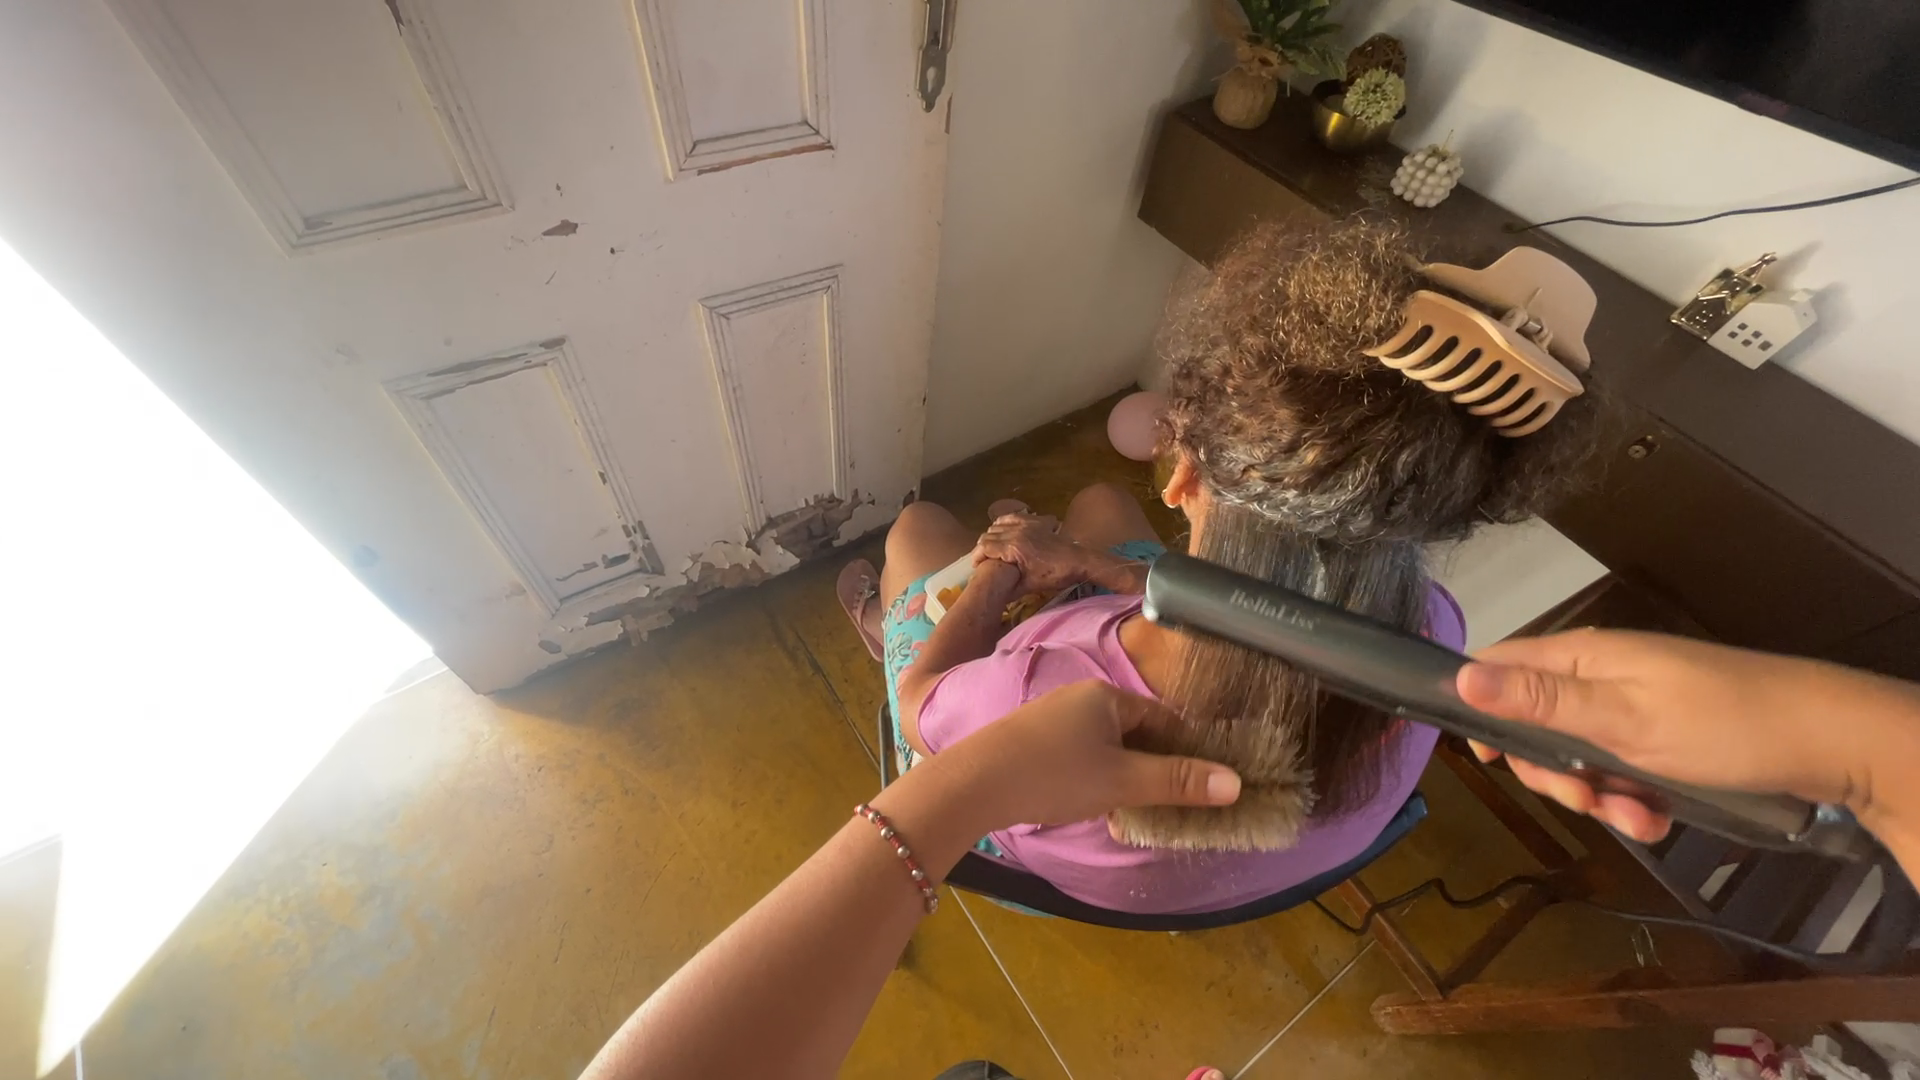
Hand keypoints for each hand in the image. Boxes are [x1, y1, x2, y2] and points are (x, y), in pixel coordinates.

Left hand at [917, 681, 1241, 834]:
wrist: (976, 782)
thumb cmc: (1056, 774)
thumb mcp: (1122, 780)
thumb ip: (1177, 781)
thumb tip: (1237, 782)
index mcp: (1106, 696)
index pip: (1162, 718)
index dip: (1186, 749)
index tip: (1203, 782)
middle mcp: (1080, 697)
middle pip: (1134, 730)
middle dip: (1155, 764)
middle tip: (1172, 801)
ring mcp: (1053, 717)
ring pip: (1106, 744)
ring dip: (1125, 773)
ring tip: (1136, 807)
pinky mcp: (1034, 740)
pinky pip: (1081, 753)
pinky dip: (1096, 774)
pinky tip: (1094, 802)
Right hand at [972, 513, 1101, 594]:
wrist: (1079, 561)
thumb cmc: (1055, 575)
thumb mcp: (1029, 586)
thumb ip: (1007, 589)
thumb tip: (992, 596)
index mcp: (1012, 547)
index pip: (983, 547)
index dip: (976, 557)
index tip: (976, 567)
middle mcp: (1015, 531)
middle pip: (987, 535)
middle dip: (982, 548)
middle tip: (985, 562)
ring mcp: (1025, 524)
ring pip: (997, 525)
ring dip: (992, 536)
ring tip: (995, 549)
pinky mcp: (1034, 521)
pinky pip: (1011, 517)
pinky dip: (1004, 523)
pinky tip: (1006, 532)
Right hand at [1455, 629, 1919, 846]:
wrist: (1848, 746)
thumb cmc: (1724, 723)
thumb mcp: (1622, 717)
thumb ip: (1538, 699)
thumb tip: (1458, 678)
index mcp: (1578, 657)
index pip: (1495, 665)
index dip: (1476, 704)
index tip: (1488, 755)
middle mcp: (1595, 675)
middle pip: (1531, 718)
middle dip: (1546, 767)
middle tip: (1579, 800)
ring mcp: (1628, 704)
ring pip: (1574, 749)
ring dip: (1593, 790)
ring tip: (1635, 819)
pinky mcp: (1659, 733)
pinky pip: (1616, 764)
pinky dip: (1627, 794)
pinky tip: (1655, 816)